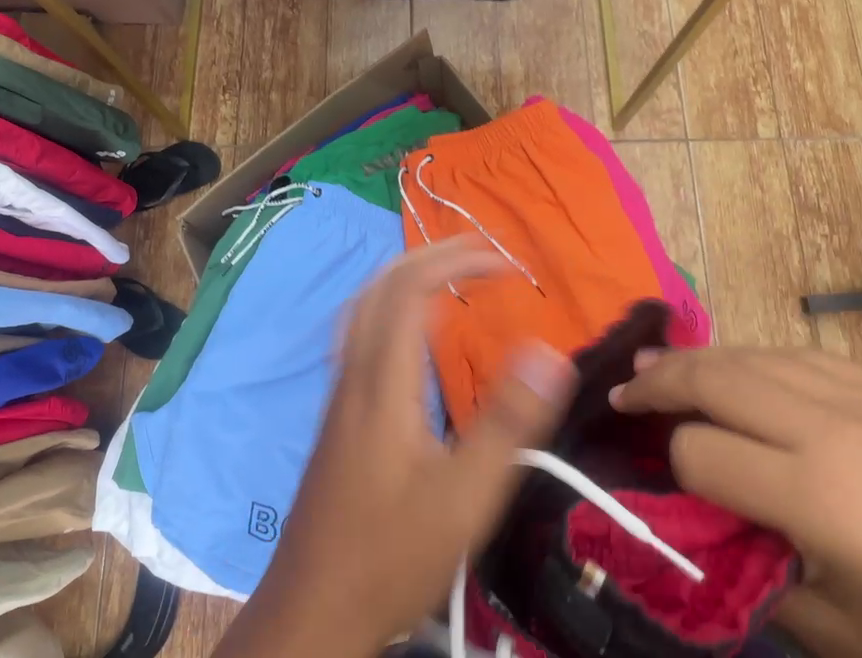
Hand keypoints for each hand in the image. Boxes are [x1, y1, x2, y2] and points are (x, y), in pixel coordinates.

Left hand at [213, 240, 575, 657]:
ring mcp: (338, 399)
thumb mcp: (464, 497)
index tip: (506, 263)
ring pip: (361, 311)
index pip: (410, 290)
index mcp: (383, 384)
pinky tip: (409, 340)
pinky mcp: (336, 422)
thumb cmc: (391, 554)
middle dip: (430, 257)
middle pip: (379, 289)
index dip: (456, 261)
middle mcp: (353, 377)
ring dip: (404, 279)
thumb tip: (549, 351)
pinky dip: (389, 311)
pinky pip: (358, 338)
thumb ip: (508, 424)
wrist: (313, 608)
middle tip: (481, 254)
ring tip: (448, 276)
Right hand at [610, 347, 861, 657]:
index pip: (701, 452)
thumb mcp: (835, 631)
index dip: (675, 470)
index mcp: (817, 494)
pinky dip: (764, 358)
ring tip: (661, 363)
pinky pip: (812, 356)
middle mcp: (836, 427)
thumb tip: (703, 525)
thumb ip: (753, 567)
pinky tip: (748, 368)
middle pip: (719, 379)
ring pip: (760, 355)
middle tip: (621, 389)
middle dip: (661, 383)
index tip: (670, 490)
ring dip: (704, 358)